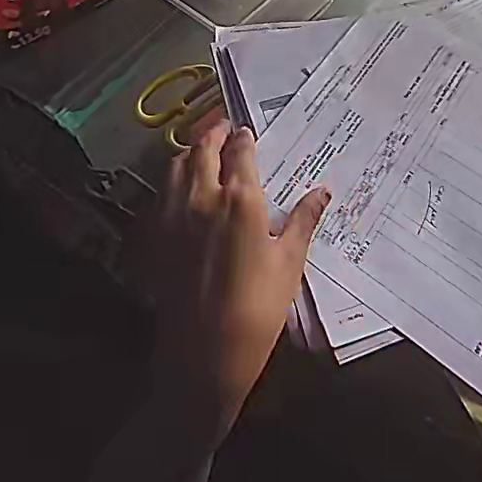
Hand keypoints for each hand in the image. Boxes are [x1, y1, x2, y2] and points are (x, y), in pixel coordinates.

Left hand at [90, 112, 328, 481]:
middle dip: (214, 130)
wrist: (202, 358)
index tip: (249, 130)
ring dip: (192, 148)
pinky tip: (184, 183)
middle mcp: (202, 197)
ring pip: (177, 164)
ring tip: (205, 146)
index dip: (244, 136)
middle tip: (224, 124)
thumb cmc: (257, 311)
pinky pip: (163, 190)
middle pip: (203, 147)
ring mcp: (174, 215)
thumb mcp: (288, 264)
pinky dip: (174, 175)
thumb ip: (302, 220)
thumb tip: (323, 190)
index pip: (240, 151)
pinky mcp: (158, 235)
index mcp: (240, 200)